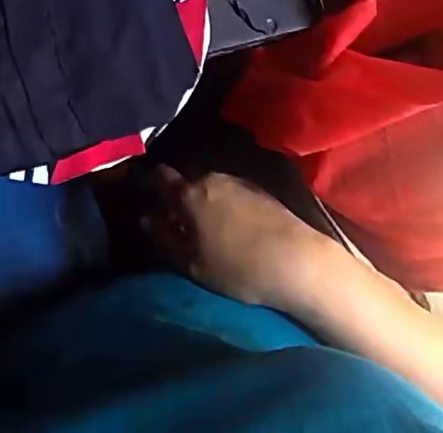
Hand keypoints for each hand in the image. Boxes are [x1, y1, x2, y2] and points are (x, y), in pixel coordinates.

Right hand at [146, 166, 348, 311]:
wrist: (296, 259)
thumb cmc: (237, 266)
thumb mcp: (192, 263)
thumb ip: (165, 237)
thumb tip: (145, 218)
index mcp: (190, 192)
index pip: (161, 176)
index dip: (150, 185)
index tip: (146, 200)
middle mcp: (212, 177)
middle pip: (187, 184)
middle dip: (180, 202)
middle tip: (178, 228)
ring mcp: (238, 180)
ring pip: (210, 189)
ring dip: (204, 205)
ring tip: (208, 233)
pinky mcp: (259, 189)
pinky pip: (230, 194)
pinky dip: (225, 207)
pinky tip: (233, 231)